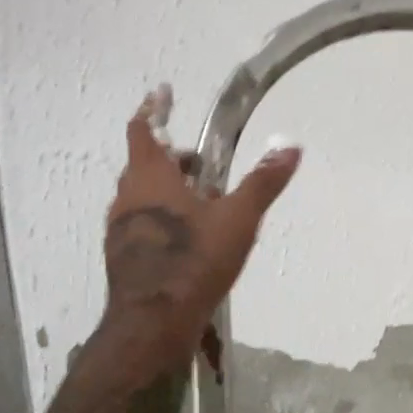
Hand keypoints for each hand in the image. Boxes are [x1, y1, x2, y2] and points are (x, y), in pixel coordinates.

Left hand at [102, 85, 300, 370]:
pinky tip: (191, 241)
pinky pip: (144, 225)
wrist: (155, 319)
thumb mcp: (239, 219)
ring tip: (204, 203)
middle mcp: (128, 197)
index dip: (154, 110)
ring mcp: (121, 229)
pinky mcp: (125, 257)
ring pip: (144, 197)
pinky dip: (165, 220)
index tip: (163, 93)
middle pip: (146, 165)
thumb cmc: (195, 260)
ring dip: (170, 191)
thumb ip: (263, 183)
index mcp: (150, 178)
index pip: (143, 130)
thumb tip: (291, 147)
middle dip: (173, 159)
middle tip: (204, 163)